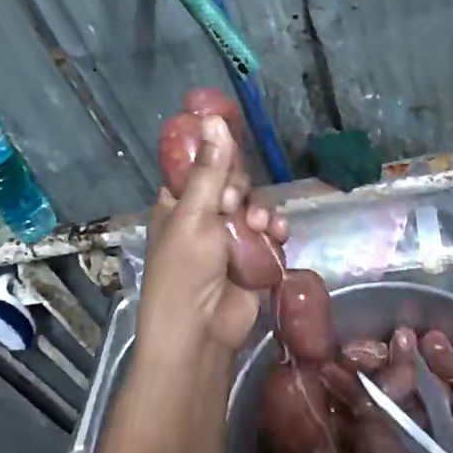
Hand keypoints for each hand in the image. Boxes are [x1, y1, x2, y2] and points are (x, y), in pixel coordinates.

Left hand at [141, 115, 289, 355]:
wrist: (202, 334)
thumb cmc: (184, 272)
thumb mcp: (193, 217)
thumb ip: (209, 170)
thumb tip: (212, 119)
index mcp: (177, 203)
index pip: (200, 165)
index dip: (216, 159)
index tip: (229, 157)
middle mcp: (202, 216)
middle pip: (232, 182)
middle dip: (240, 190)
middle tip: (234, 204)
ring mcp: (228, 237)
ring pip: (254, 205)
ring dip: (259, 211)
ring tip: (257, 226)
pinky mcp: (252, 255)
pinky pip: (268, 230)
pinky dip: (273, 229)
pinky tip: (276, 233)